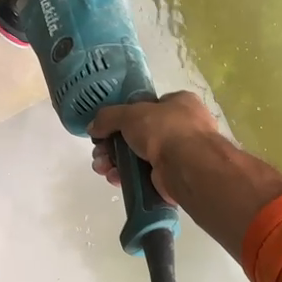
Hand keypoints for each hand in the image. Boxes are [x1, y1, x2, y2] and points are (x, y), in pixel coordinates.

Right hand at [87, 91, 281, 262]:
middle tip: (99, 152)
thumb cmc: (164, 129)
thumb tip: (93, 128)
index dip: (124, 117)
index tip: (106, 129)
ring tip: (102, 168)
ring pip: (137, 156)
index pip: (146, 107)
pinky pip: (143, 174)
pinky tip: (115, 178)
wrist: (187, 166)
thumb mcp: (130, 114)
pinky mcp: (171, 176)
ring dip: (115, 162)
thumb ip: (108, 117)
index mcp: (179, 103)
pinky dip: (126, 176)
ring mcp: (178, 153)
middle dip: (113, 145)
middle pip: (137, 134)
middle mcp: (181, 126)